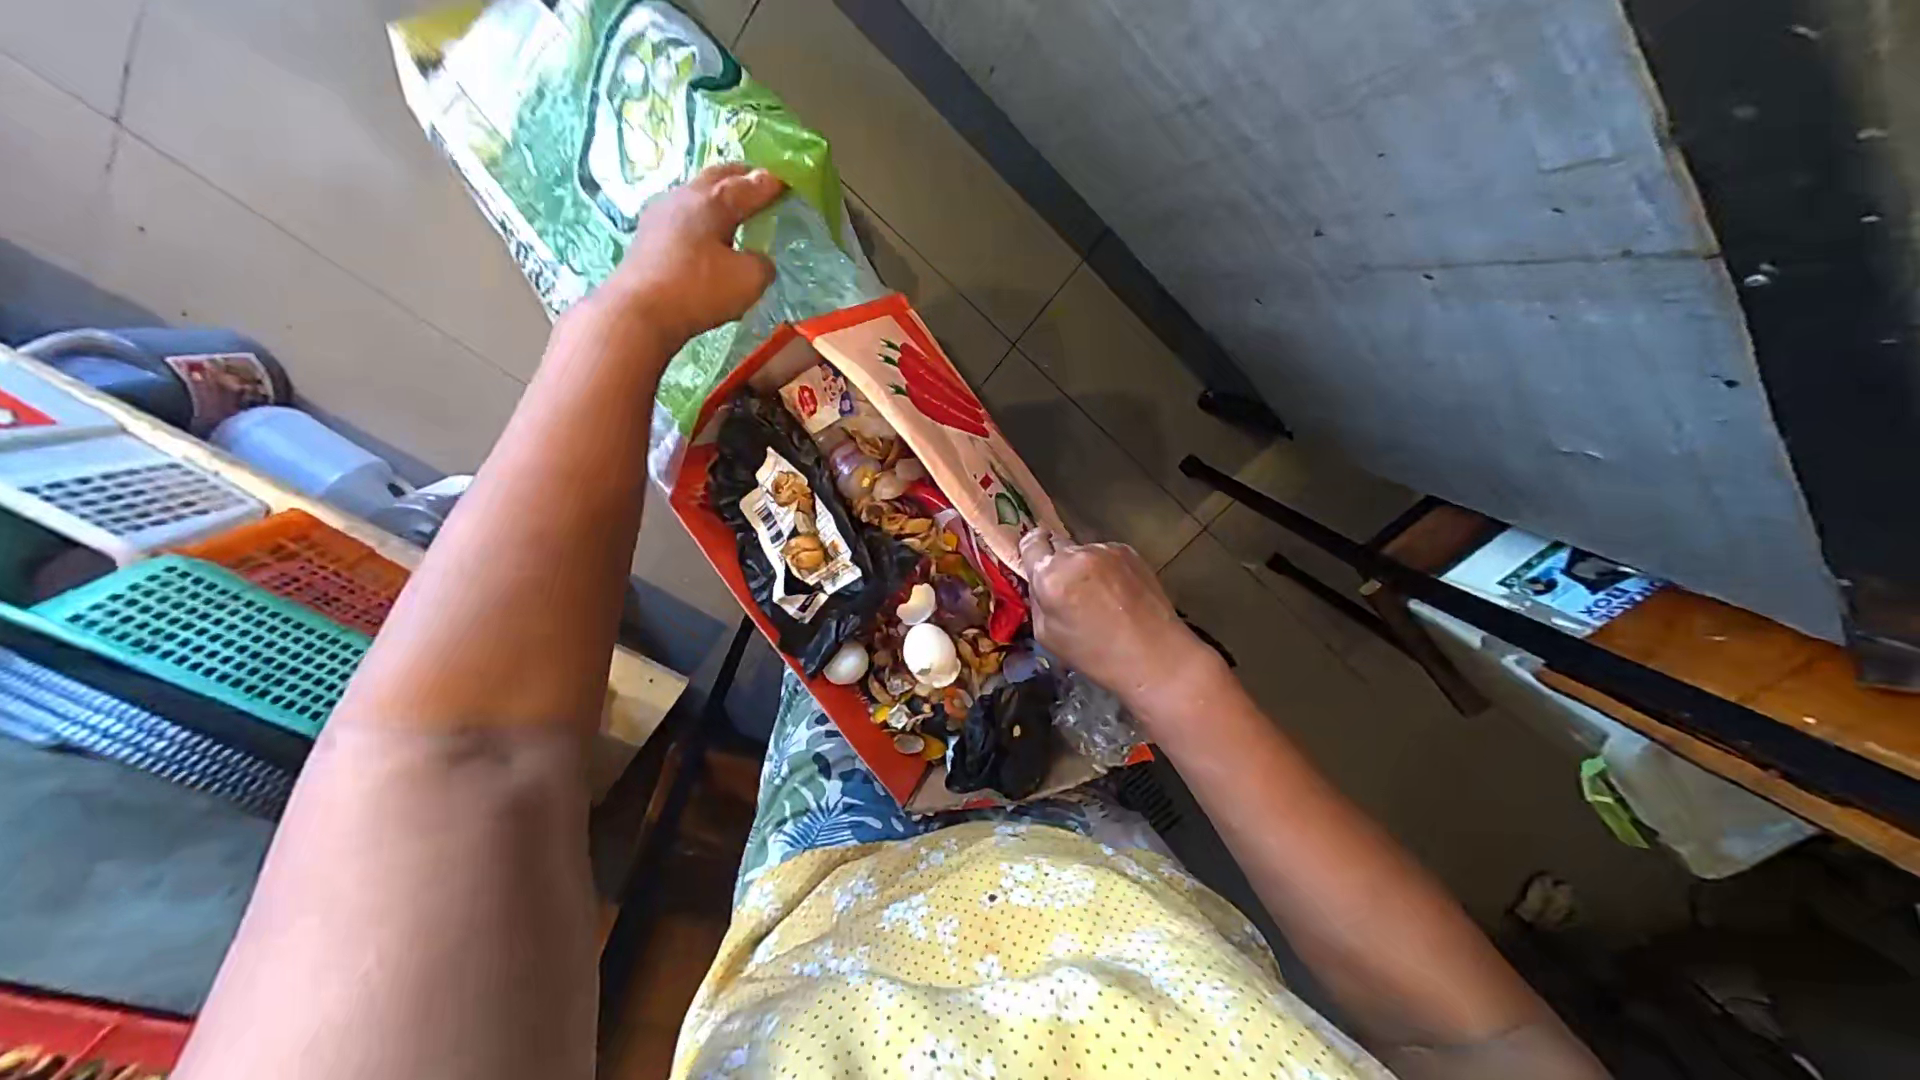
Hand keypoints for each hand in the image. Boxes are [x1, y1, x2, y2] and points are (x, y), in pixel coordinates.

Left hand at [577, 162, 785, 345]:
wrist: (640, 312)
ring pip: (696, 194)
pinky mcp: (647, 236)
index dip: (772, 184)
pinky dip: (701, 218)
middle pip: (717, 177)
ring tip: (734, 210)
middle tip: (760, 183)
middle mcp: (685, 197)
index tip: (787, 184)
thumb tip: (759, 260)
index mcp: (714, 201)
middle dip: (741, 176)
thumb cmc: (699, 290)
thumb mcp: (748, 281)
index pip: (750, 185)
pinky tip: (706, 235)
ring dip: (718, 197)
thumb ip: (763, 264)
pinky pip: (683, 217)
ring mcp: (661, 214)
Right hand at [1020, 530, 1219, 717]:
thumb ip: (1038, 600)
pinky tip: (1117, 592)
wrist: (1155, 656)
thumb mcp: (1047, 635)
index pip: (1030, 543)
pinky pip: (1105, 554)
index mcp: (1050, 577)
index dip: (1032, 554)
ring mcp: (1105, 550)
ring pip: (1082, 550)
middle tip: (1069, 589)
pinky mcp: (1130, 551)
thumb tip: (1040, 583)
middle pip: (1056, 544)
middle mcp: (1076, 555)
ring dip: (1083, 565)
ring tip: (1099, 595)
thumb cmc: (1096, 655)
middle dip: (1058, 563)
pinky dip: (1105, 567)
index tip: (1037, 566)